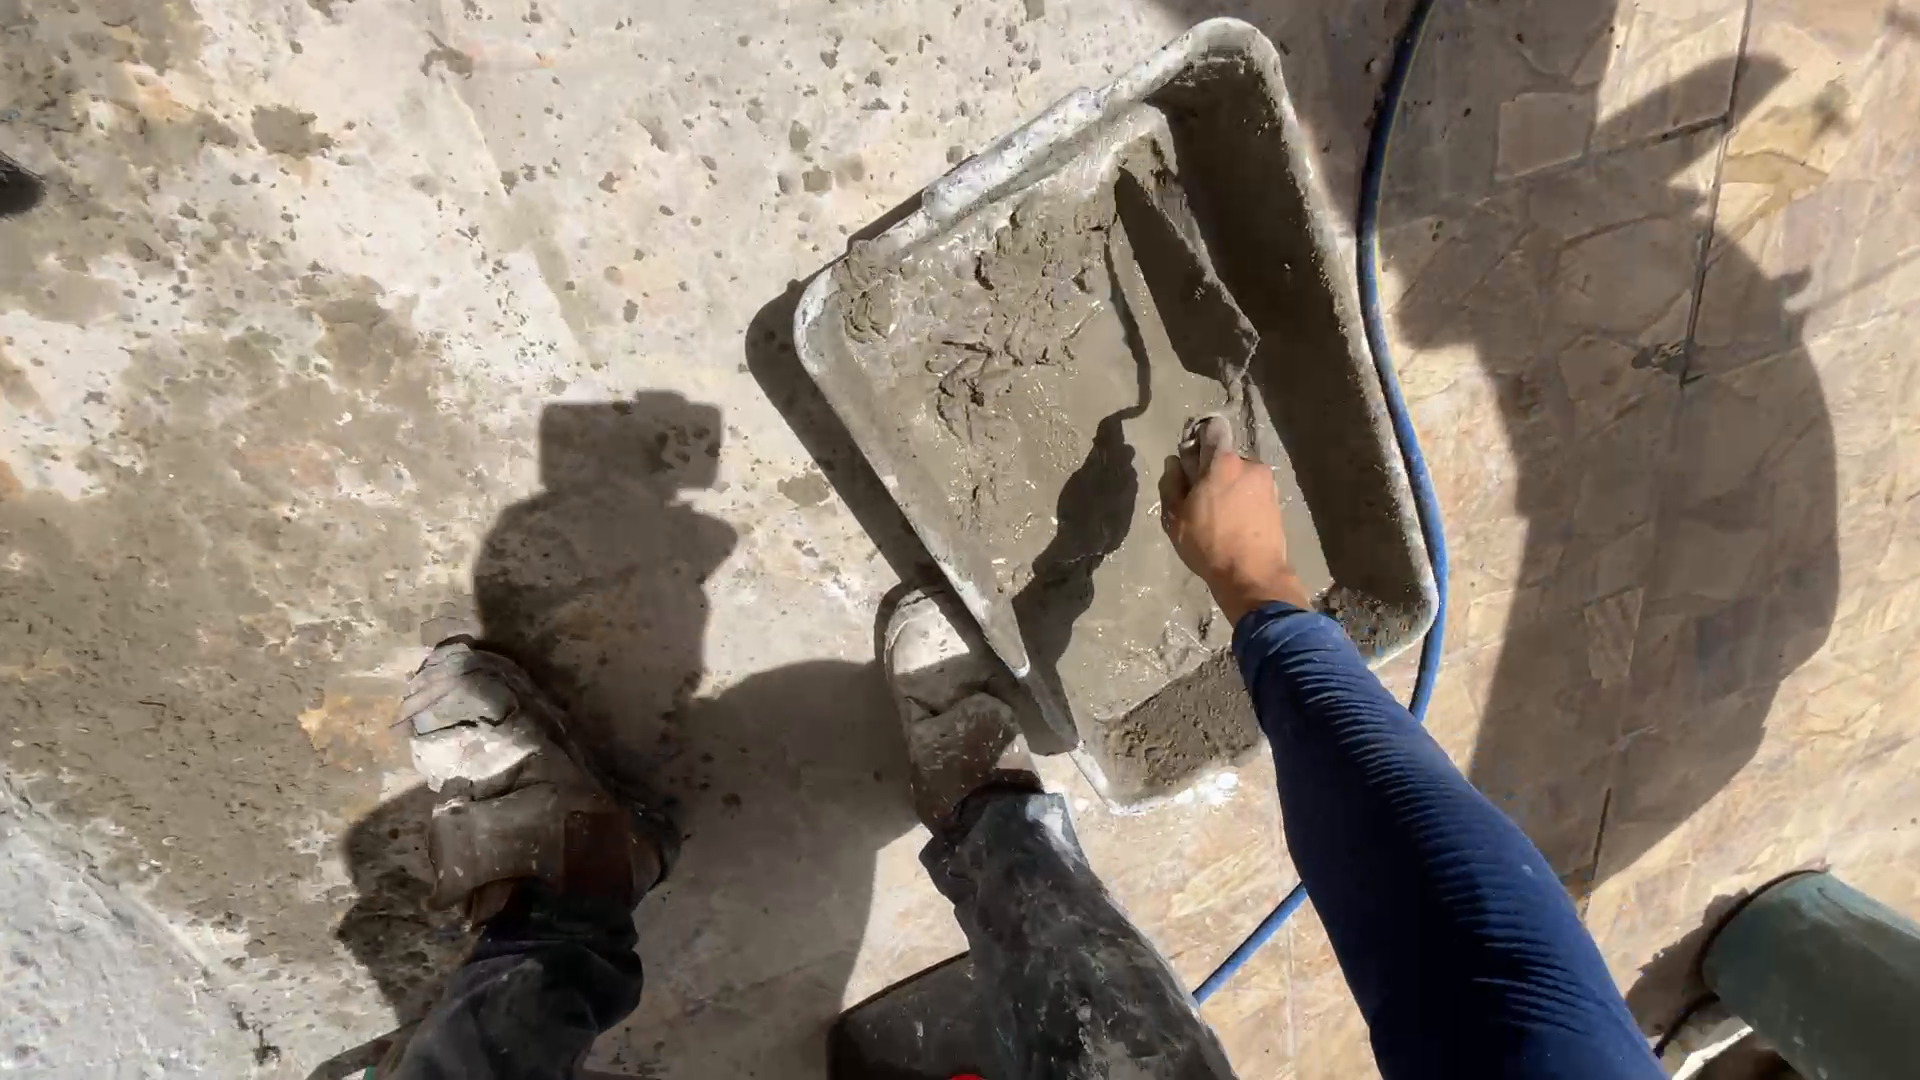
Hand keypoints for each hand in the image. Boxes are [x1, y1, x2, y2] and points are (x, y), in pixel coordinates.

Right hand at [1159, 416, 1309, 622]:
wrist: (1252, 575)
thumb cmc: (1208, 544)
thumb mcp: (1175, 517)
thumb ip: (1171, 484)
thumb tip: (1174, 463)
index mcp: (1222, 462)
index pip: (1212, 429)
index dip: (1198, 440)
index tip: (1189, 462)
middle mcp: (1249, 464)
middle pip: (1225, 457)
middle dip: (1211, 472)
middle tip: (1198, 500)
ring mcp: (1267, 483)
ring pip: (1239, 476)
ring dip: (1228, 488)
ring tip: (1218, 518)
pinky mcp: (1277, 501)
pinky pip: (1252, 492)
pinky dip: (1242, 502)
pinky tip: (1234, 526)